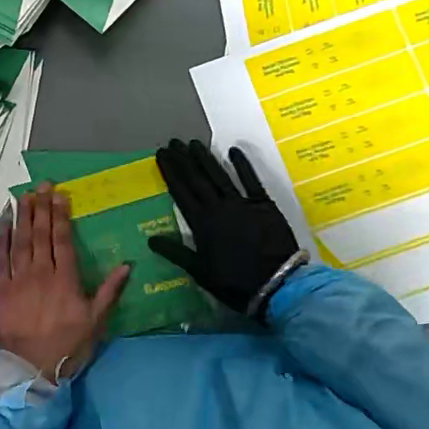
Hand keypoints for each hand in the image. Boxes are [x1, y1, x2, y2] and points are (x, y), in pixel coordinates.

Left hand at [0, 183, 129, 380]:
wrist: (31, 367)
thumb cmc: (67, 346)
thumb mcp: (96, 321)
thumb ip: (109, 291)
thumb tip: (127, 265)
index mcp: (65, 279)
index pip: (63, 239)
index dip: (61, 215)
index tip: (60, 195)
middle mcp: (41, 273)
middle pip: (40, 234)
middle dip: (41, 207)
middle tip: (42, 185)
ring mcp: (19, 279)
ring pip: (20, 240)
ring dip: (23, 216)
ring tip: (24, 195)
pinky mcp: (2, 288)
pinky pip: (0, 257)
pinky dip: (1, 238)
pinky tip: (3, 221)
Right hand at [148, 139, 300, 317]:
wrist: (277, 285)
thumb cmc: (234, 281)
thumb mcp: (199, 271)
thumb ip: (176, 252)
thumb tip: (151, 240)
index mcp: (202, 224)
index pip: (181, 192)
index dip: (170, 172)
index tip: (161, 155)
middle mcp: (219, 208)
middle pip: (197, 179)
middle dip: (184, 160)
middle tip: (173, 142)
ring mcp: (242, 204)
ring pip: (219, 176)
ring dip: (206, 159)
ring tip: (194, 143)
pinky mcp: (264, 205)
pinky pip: (251, 181)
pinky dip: (243, 165)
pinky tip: (233, 151)